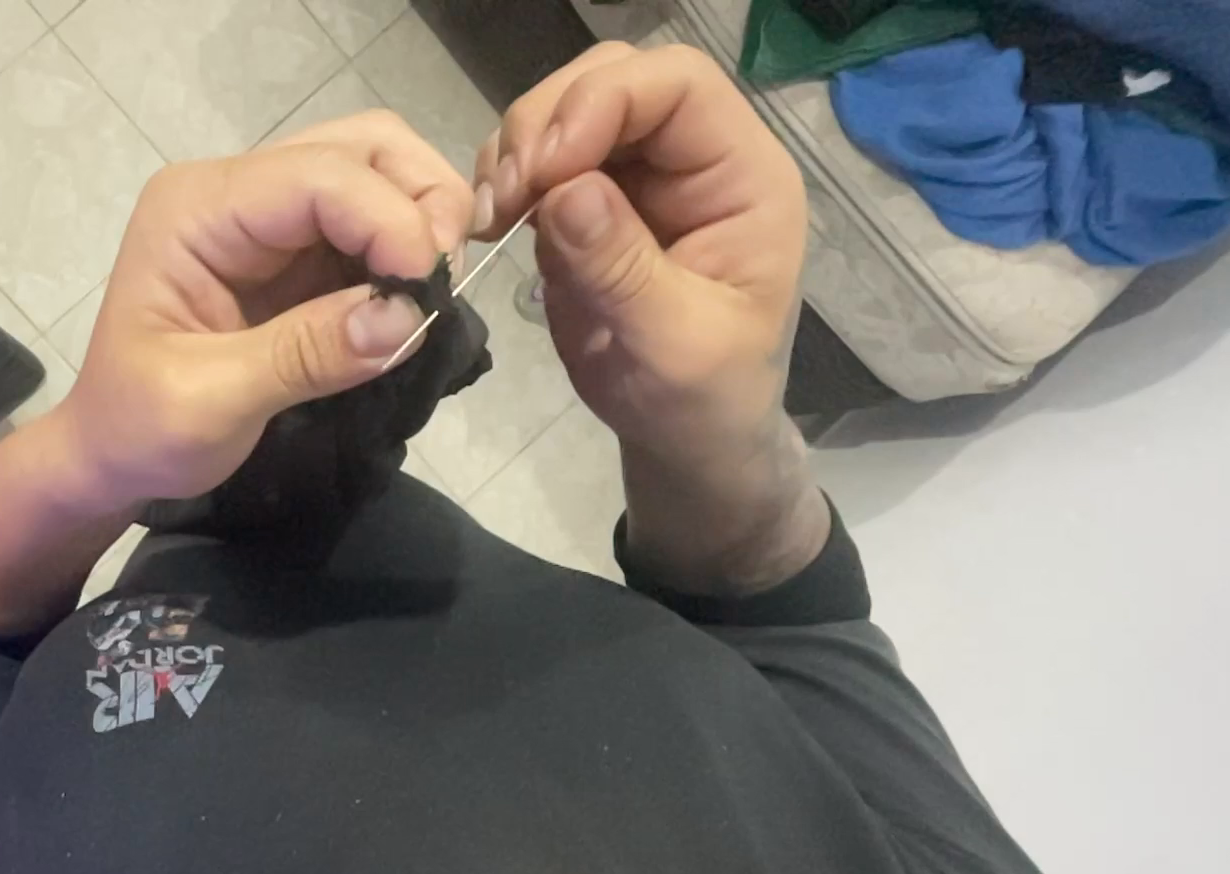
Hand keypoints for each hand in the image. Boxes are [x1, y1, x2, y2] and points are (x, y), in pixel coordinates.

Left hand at [56, 111, 474, 506]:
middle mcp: (234, 196)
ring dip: (419, 223)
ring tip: (434, 293)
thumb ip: (305, 354)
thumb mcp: (210, 401)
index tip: (429, 291)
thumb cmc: (140, 430)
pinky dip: (403, 258)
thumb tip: (407, 318)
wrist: (113, 454)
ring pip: (371, 179)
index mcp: (196, 211)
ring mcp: (265, 225)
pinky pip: (365, 235)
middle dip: (418, 199)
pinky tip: (414, 300)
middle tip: (444, 280)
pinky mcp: (292, 263)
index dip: (389, 219)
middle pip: (357, 149)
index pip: (316, 177)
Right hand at [473, 42, 806, 466]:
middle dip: (544, 126)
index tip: (540, 174)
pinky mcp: (584, 212)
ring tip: (490, 218)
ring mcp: (631, 184)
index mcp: (739, 178)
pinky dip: (503, 184)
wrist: (680, 434)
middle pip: (611, 82)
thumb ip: (623, 269)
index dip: (601, 106)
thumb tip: (563, 194)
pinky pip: (537, 169)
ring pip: (563, 116)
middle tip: (502, 199)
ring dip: (513, 153)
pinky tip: (490, 225)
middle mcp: (686, 162)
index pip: (676, 88)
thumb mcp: (676, 344)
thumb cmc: (702, 397)